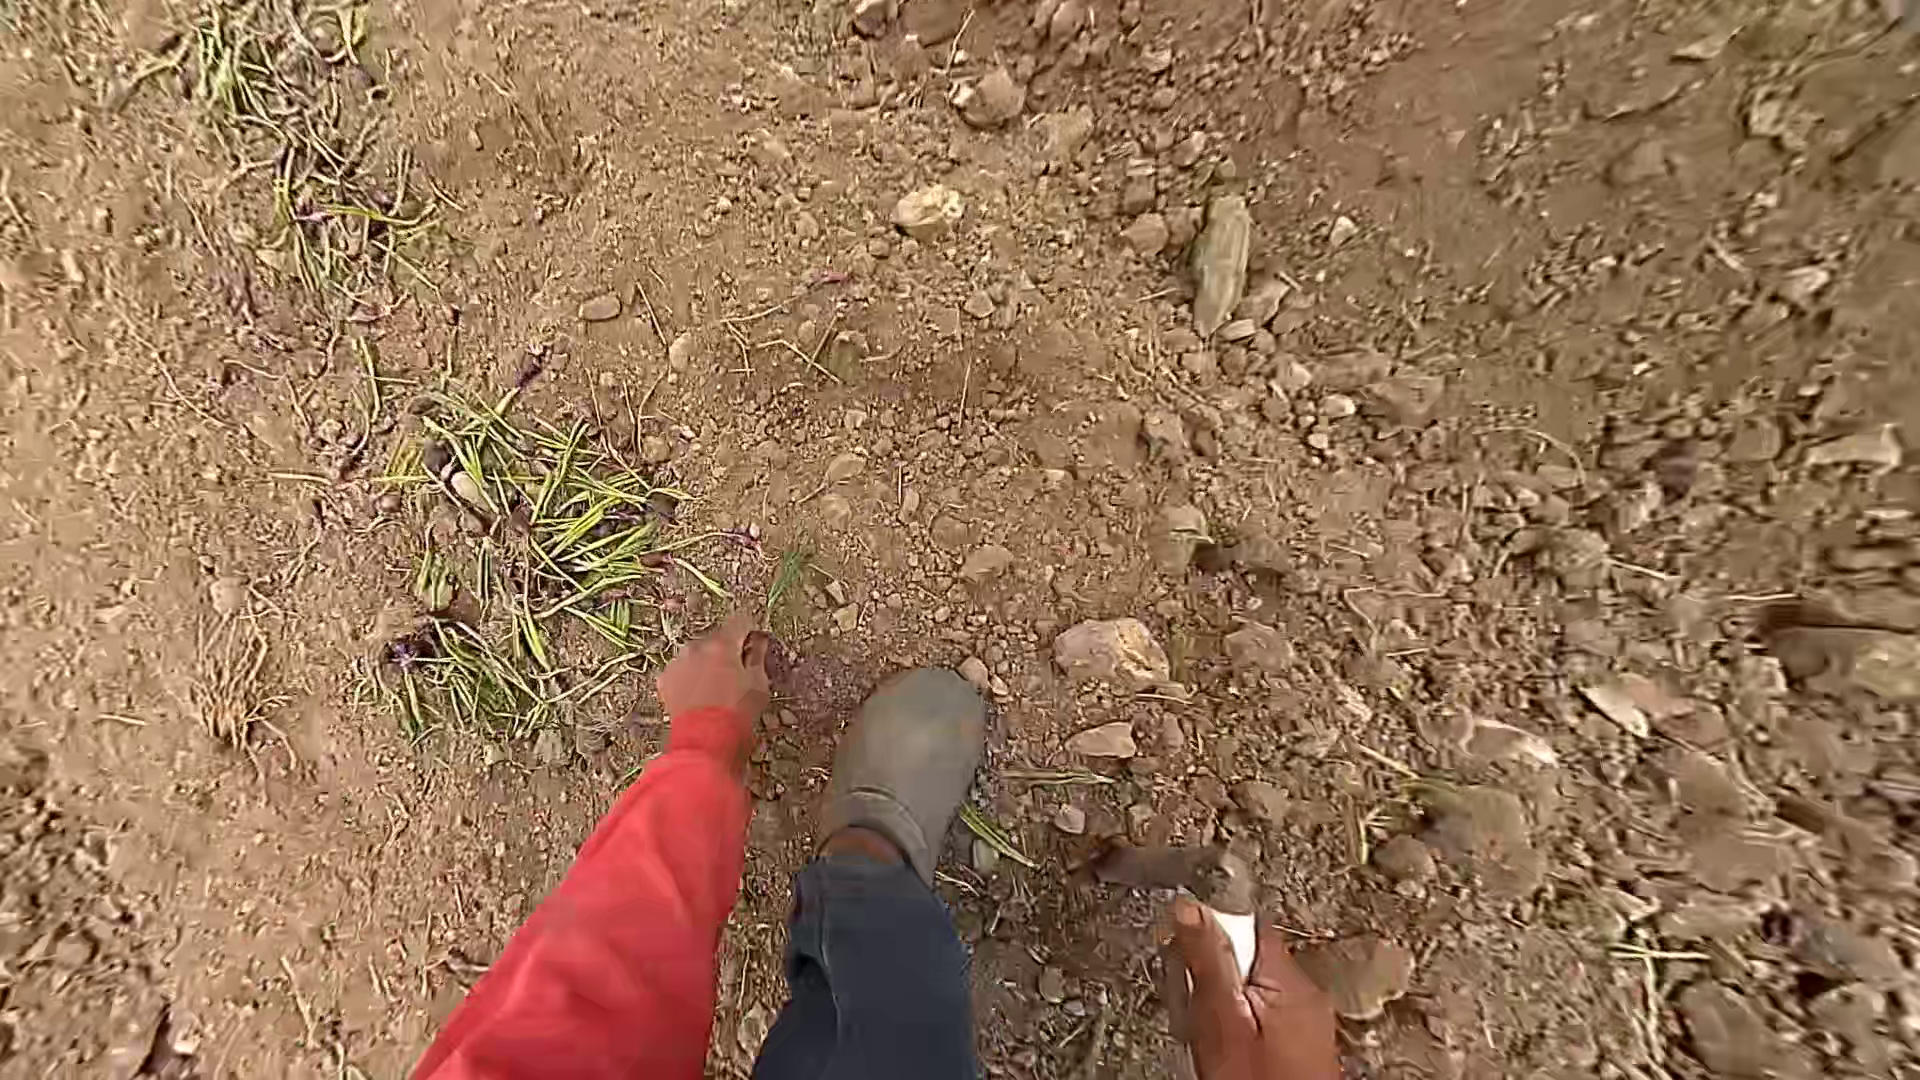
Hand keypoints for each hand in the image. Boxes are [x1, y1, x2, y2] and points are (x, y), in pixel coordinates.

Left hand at [656, 611, 771, 721]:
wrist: (704, 741)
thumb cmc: (737, 712)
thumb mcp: (758, 683)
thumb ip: (758, 656)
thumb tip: (759, 642)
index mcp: (723, 644)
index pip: (740, 622)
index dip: (750, 630)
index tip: (755, 639)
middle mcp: (697, 647)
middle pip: (716, 639)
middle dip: (727, 649)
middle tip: (738, 668)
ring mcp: (679, 663)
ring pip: (697, 654)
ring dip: (707, 661)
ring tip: (717, 683)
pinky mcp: (666, 680)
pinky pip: (682, 670)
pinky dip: (690, 675)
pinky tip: (699, 691)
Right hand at [1170, 897, 1340, 1079]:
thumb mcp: (1221, 1020)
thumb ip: (1207, 958)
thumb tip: (1190, 905)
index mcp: (1291, 982)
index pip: (1244, 919)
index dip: (1209, 926)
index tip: (1184, 943)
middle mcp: (1303, 995)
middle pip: (1241, 950)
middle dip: (1208, 967)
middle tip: (1192, 999)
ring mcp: (1301, 1022)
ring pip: (1242, 982)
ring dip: (1215, 996)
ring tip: (1203, 1028)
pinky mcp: (1294, 1044)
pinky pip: (1252, 1009)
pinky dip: (1229, 1018)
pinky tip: (1217, 1043)